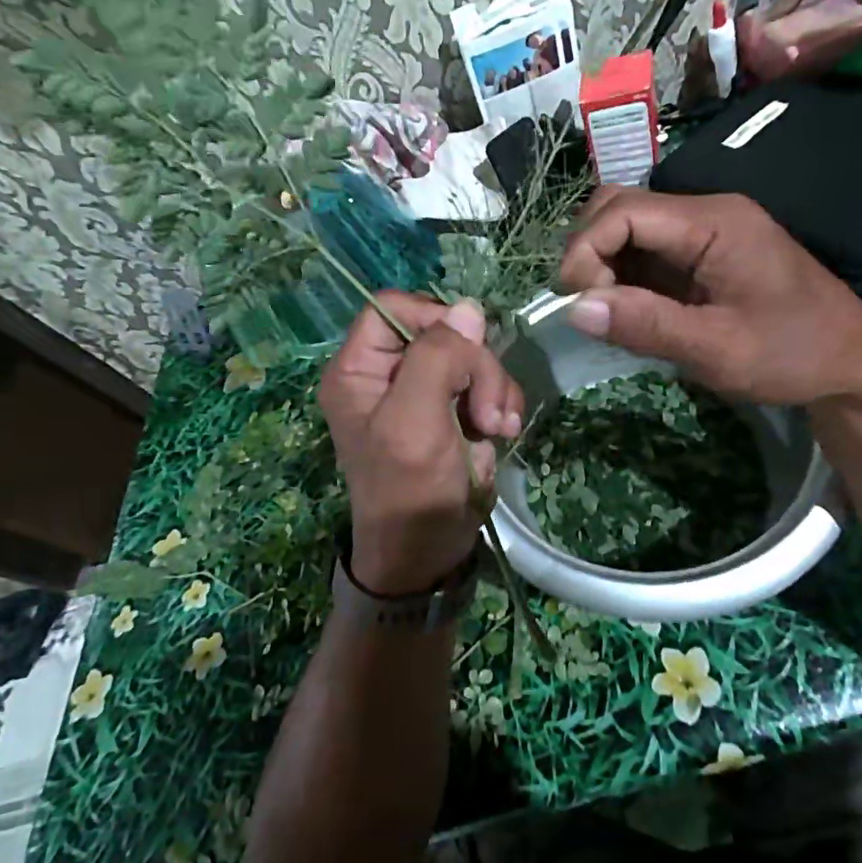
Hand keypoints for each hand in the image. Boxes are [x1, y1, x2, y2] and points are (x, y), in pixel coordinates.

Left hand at [318, 293, 524, 593]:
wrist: (428, 554)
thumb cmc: (408, 492)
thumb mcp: (414, 421)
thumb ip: (437, 358)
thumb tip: (468, 308)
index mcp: (359, 370)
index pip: (394, 308)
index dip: (434, 319)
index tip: (465, 352)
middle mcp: (389, 373)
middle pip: (444, 332)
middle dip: (476, 369)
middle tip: (488, 414)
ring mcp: (424, 392)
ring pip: (473, 357)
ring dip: (495, 388)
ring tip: (499, 429)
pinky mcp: (454, 410)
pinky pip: (487, 384)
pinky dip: (501, 404)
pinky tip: (503, 434)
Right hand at [558, 187, 861, 404]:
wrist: (849, 364)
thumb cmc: (792, 354)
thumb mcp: (717, 349)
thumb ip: (646, 325)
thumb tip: (574, 308)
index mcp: (715, 222)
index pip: (625, 211)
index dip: (585, 249)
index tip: (572, 300)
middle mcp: (707, 214)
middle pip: (621, 206)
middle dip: (589, 250)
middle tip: (588, 304)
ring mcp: (706, 233)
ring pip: (628, 227)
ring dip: (603, 264)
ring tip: (605, 311)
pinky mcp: (703, 255)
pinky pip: (647, 252)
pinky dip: (623, 277)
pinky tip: (626, 310)